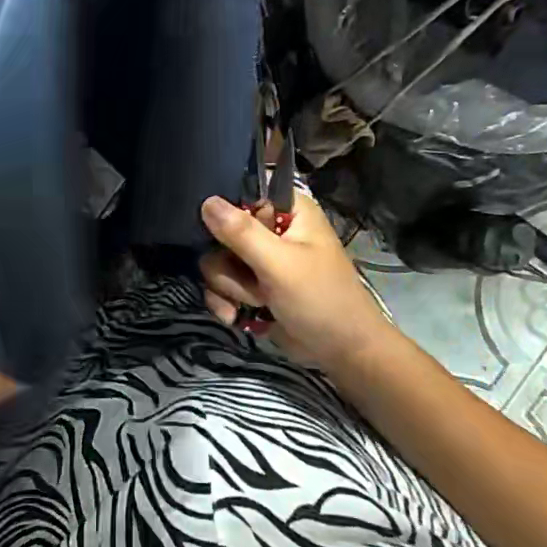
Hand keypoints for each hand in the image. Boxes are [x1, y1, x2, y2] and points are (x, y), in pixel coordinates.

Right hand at [199, 191, 400, 369]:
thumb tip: (206, 201)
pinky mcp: (251, 287)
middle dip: (229, 266)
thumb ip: (241, 232)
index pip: (240, 194)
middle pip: (221, 233)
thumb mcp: (280, 263)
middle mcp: (270, 229)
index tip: (227, 240)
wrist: (340, 351)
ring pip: (217, 262)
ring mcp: (259, 260)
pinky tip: (235, 318)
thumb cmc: (320, 299)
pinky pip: (219, 285)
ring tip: (256, 304)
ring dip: (230, 289)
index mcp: (287, 211)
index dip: (226, 216)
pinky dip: (225, 302)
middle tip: (252, 283)